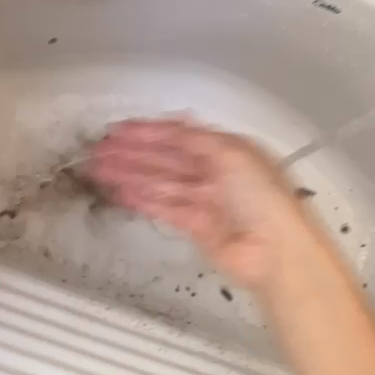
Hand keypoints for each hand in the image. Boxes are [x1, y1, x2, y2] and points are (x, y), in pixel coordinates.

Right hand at [89, 119, 323, 291]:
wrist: (275, 250)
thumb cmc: (262, 197)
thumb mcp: (231, 154)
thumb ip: (196, 138)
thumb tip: (171, 124)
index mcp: (227, 150)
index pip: (180, 136)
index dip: (149, 132)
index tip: (118, 130)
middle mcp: (215, 172)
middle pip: (166, 158)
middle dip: (132, 153)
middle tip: (99, 151)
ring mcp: (204, 200)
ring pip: (160, 182)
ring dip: (130, 174)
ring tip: (99, 170)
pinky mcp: (195, 227)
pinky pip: (163, 207)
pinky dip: (142, 199)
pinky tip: (120, 193)